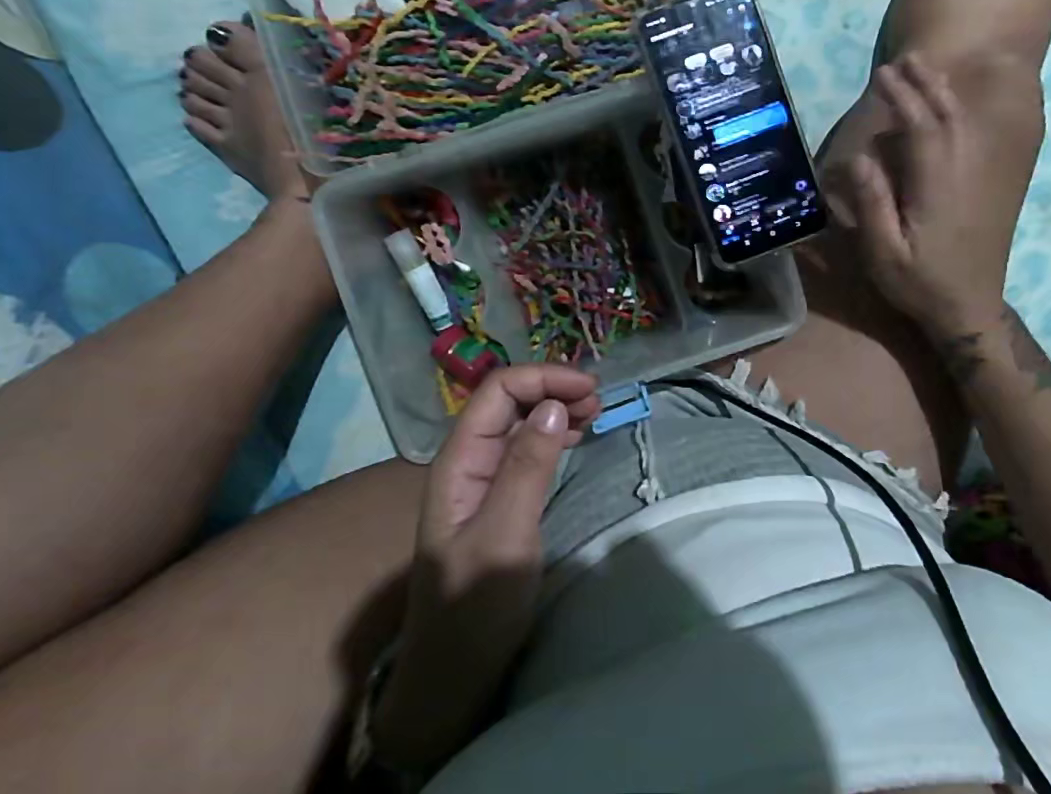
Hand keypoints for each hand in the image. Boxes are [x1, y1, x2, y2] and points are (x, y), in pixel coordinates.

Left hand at [370, 365, 601, 773]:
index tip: (589, 389)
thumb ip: (526, 468)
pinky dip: (551, 434)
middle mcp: (466, 461)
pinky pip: (523, 449)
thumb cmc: (475, 608)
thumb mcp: (506, 535)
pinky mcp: (496, 499)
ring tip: (593, 413)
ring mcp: (479, 481)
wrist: (453, 672)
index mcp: (458, 462)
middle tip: (598, 403)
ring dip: (553, 408)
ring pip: (516, 422)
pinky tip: (573, 437)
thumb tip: (552, 405)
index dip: (542, 378)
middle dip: (551, 389)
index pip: (497, 392)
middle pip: (506, 401)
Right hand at [847, 57, 1029, 337]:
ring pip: (966, 123)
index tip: (883, 76)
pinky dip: (964, 112)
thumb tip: (859, 159)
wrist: (971, 306)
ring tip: (926, 69)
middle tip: (905, 59)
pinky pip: (979, 136)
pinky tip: (953, 103)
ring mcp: (982, 177)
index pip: (922, 129)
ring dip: (945, 92)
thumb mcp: (884, 253)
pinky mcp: (991, 184)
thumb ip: (872, 204)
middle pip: (948, 116)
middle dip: (926, 84)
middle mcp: (965, 172)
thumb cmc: (919, 283)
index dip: (903, 99)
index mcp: (937, 187)